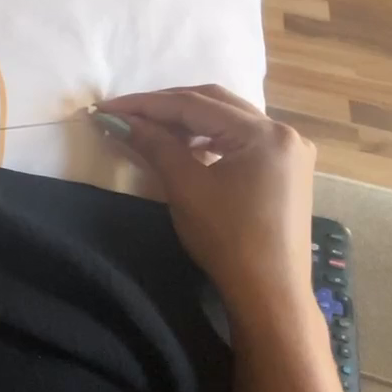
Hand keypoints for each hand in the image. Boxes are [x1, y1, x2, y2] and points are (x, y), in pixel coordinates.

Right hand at [96, 86, 315, 312]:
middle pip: (213, 102)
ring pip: (226, 117)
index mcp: (264, 133)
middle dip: (164, 105)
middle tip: (123, 114)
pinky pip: (237, 137)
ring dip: (184, 119)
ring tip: (146, 128)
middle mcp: (283, 132)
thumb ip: (153, 143)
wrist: (268, 289)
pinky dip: (205, 135)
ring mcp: (288, 150)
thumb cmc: (226, 236)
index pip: (193, 104)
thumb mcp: (184, 185)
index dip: (144, 104)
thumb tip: (115, 119)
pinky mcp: (283, 168)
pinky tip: (183, 146)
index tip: (104, 107)